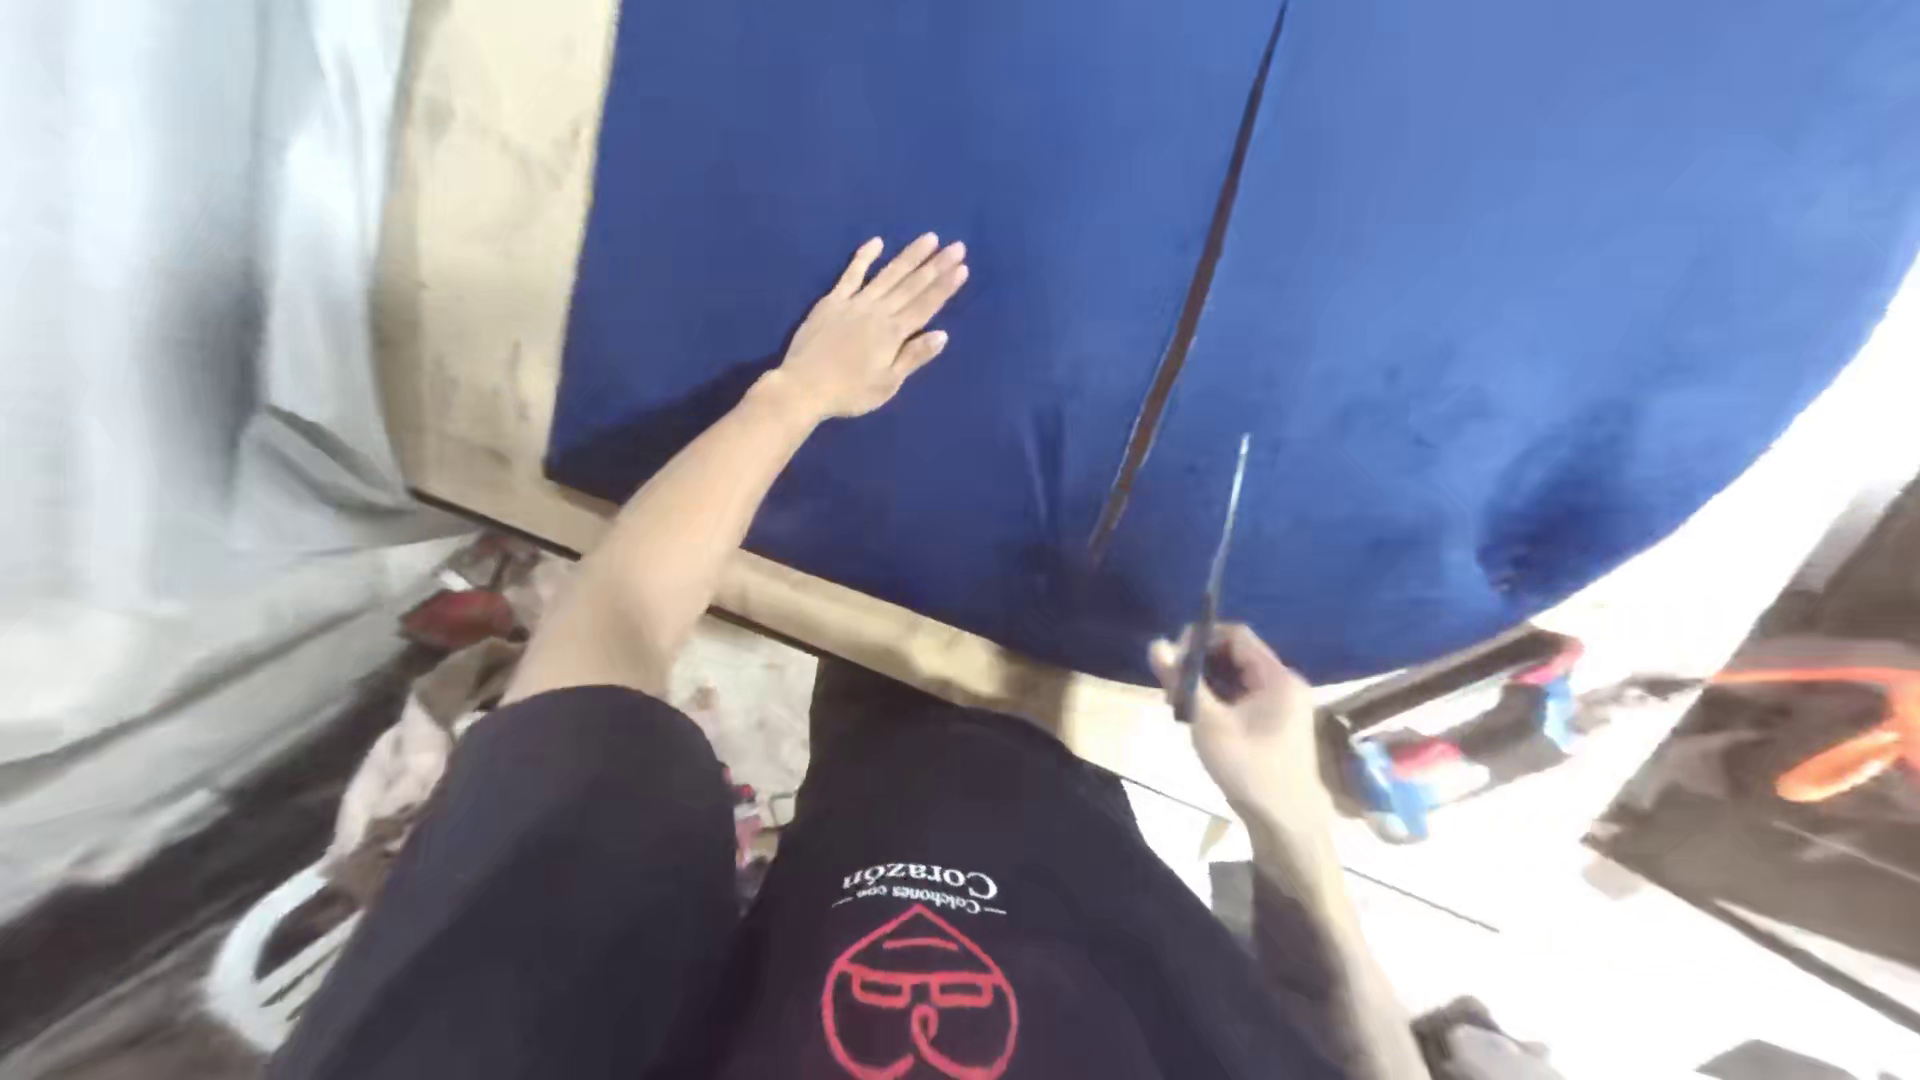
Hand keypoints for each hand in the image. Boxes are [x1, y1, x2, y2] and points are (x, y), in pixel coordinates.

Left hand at [774, 233, 968, 419]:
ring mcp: (854, 302)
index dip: (945, 287)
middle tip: (957, 245)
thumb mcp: (888, 383)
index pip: (926, 305)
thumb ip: (913, 357)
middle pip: (912, 285)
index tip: (962, 267)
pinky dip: (864, 257)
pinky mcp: (832, 301)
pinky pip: (851, 274)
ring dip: (909, 256)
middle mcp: (877, 311)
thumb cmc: (850, 393)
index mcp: (893, 333)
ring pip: (887, 274)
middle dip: (936, 265)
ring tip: (929, 238)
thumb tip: (941, 335)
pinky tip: (877, 242)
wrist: (803, 387)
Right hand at [1148, 624, 1330, 823]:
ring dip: (1205, 682)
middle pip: (1234, 654)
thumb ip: (1183, 682)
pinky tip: (1198, 717)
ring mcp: (1281, 703)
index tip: (1173, 657)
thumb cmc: (1249, 769)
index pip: (1236, 635)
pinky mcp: (1273, 721)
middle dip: (1199, 662)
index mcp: (1277, 678)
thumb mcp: (1209, 723)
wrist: (1286, 825)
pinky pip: (1240, 694)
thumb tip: (1155, 644)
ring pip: (1234, 675)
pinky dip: (1217, 698)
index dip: (1201, 638)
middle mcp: (1283, 683)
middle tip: (1172, 685)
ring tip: (1180, 704)